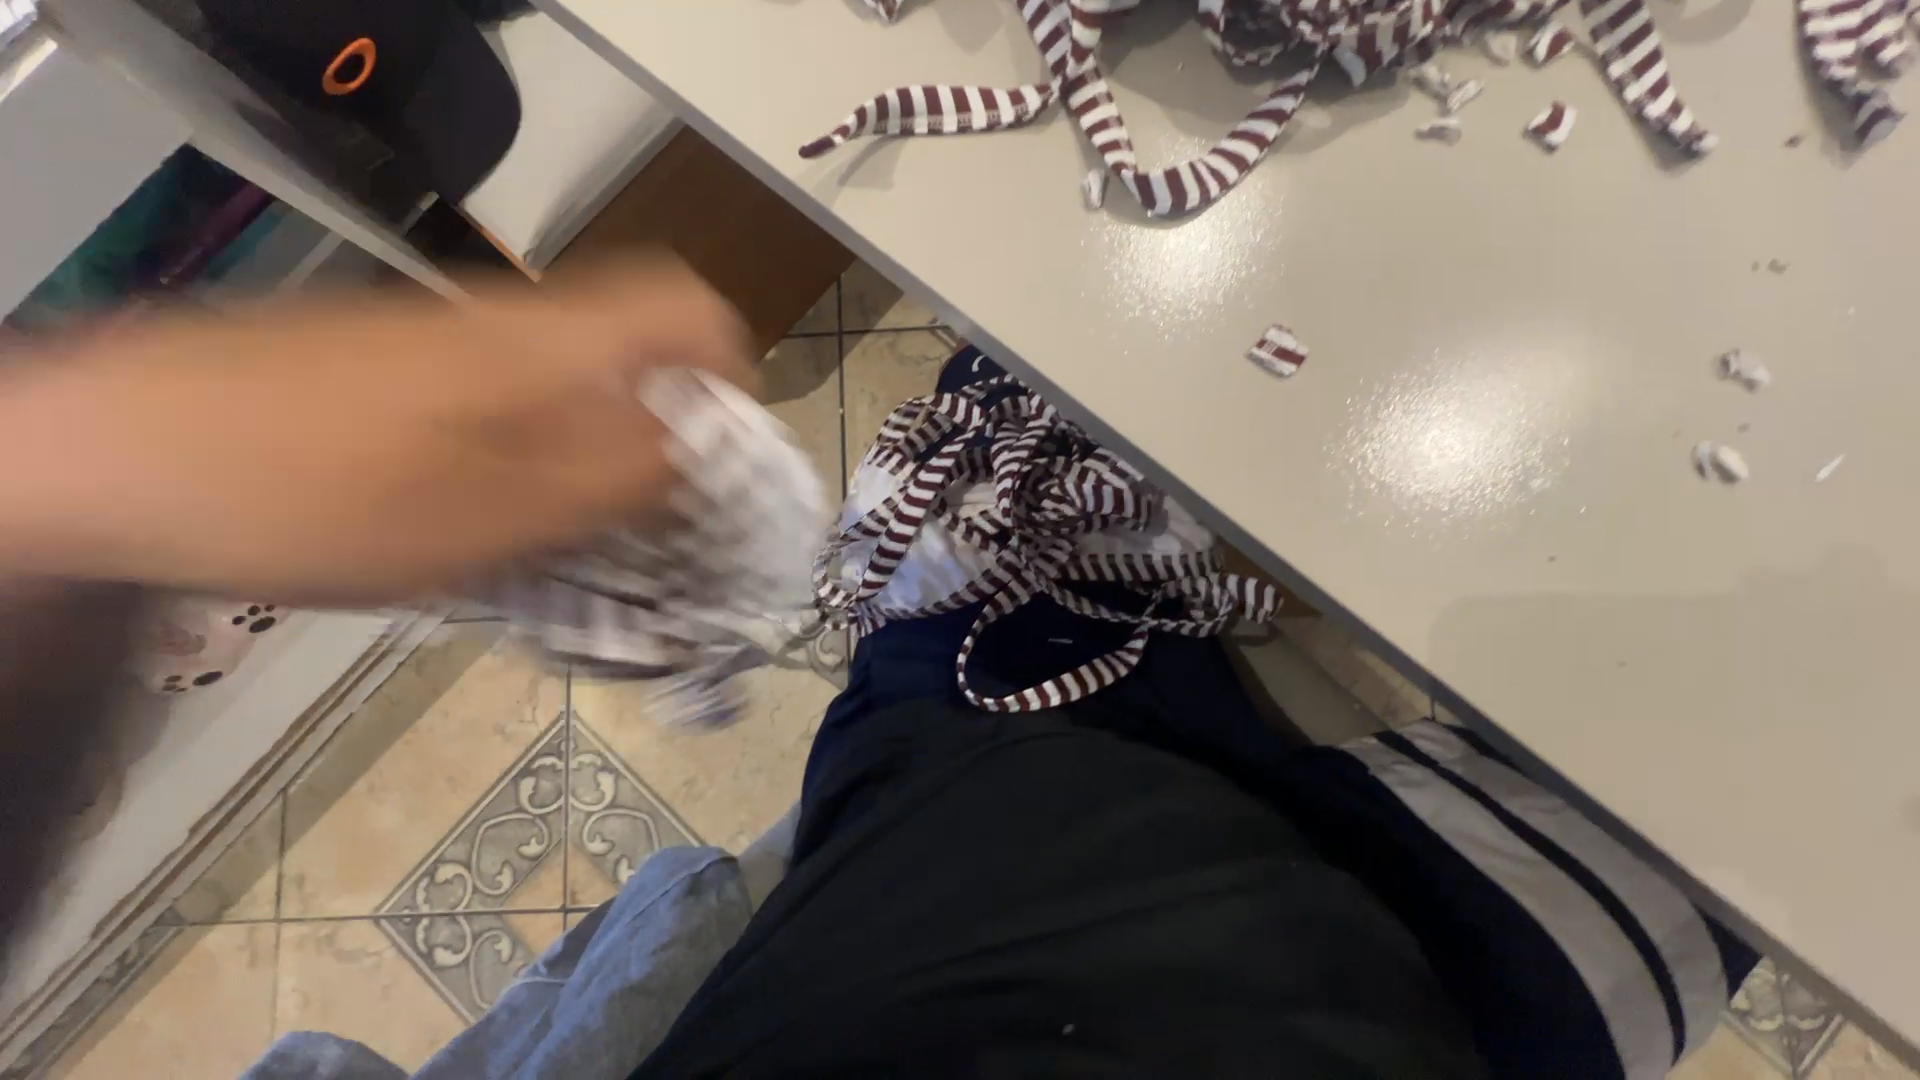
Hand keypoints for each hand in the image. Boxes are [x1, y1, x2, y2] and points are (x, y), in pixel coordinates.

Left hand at [0, 259, 756, 601]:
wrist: (108, 457)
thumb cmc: (322, 488)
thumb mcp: (501, 507)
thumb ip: (621, 475)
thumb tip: (703, 453)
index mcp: (552, 342)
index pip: (686, 307)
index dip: (729, 369)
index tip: (728, 449)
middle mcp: (515, 327)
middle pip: (641, 356)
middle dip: (673, 434)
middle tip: (667, 517)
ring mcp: (458, 348)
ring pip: (582, 389)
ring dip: (610, 457)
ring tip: (593, 535)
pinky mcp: (411, 376)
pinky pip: (520, 408)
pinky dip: (547, 460)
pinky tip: (509, 520)